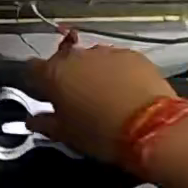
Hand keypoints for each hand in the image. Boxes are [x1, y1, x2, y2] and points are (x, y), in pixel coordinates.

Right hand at [25, 30, 176, 163]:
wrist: (155, 129)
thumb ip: (45, 123)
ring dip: (93, 72)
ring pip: (91, 59)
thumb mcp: (68, 135)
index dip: (38, 81)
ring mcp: (104, 52)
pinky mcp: (131, 54)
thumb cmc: (104, 134)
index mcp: (52, 73)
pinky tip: (127, 92)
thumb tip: (34, 121)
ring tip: (106, 97)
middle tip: (78, 99)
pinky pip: (117, 60)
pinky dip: (118, 72)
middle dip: (68, 76)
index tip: (46, 94)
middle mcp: (75, 56)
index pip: (32, 68)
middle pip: (63, 61)